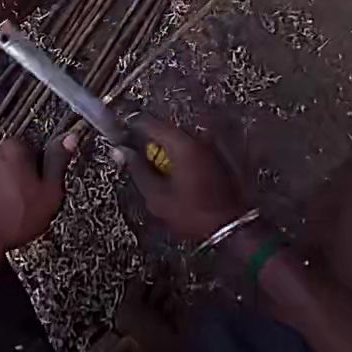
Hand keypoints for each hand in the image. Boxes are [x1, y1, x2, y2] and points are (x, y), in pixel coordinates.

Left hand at [0, 131, 79, 259]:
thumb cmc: (12, 217)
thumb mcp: (50, 191)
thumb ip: (59, 161)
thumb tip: (69, 138)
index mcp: (15, 147)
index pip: (38, 150)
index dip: (44, 173)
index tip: (45, 189)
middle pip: (19, 163)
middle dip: (26, 181)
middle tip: (32, 203)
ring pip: (3, 178)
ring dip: (9, 192)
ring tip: (15, 215)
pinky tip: (0, 219)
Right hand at [114, 113, 247, 242]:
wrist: (230, 228)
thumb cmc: (192, 214)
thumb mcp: (157, 196)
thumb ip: (137, 169)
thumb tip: (121, 151)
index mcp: (181, 144)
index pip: (149, 123)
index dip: (131, 128)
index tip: (121, 140)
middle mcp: (197, 138)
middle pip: (164, 130)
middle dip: (149, 142)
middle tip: (139, 162)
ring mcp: (209, 146)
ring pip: (177, 139)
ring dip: (164, 150)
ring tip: (159, 174)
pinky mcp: (216, 156)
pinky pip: (190, 148)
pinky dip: (179, 156)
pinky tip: (177, 178)